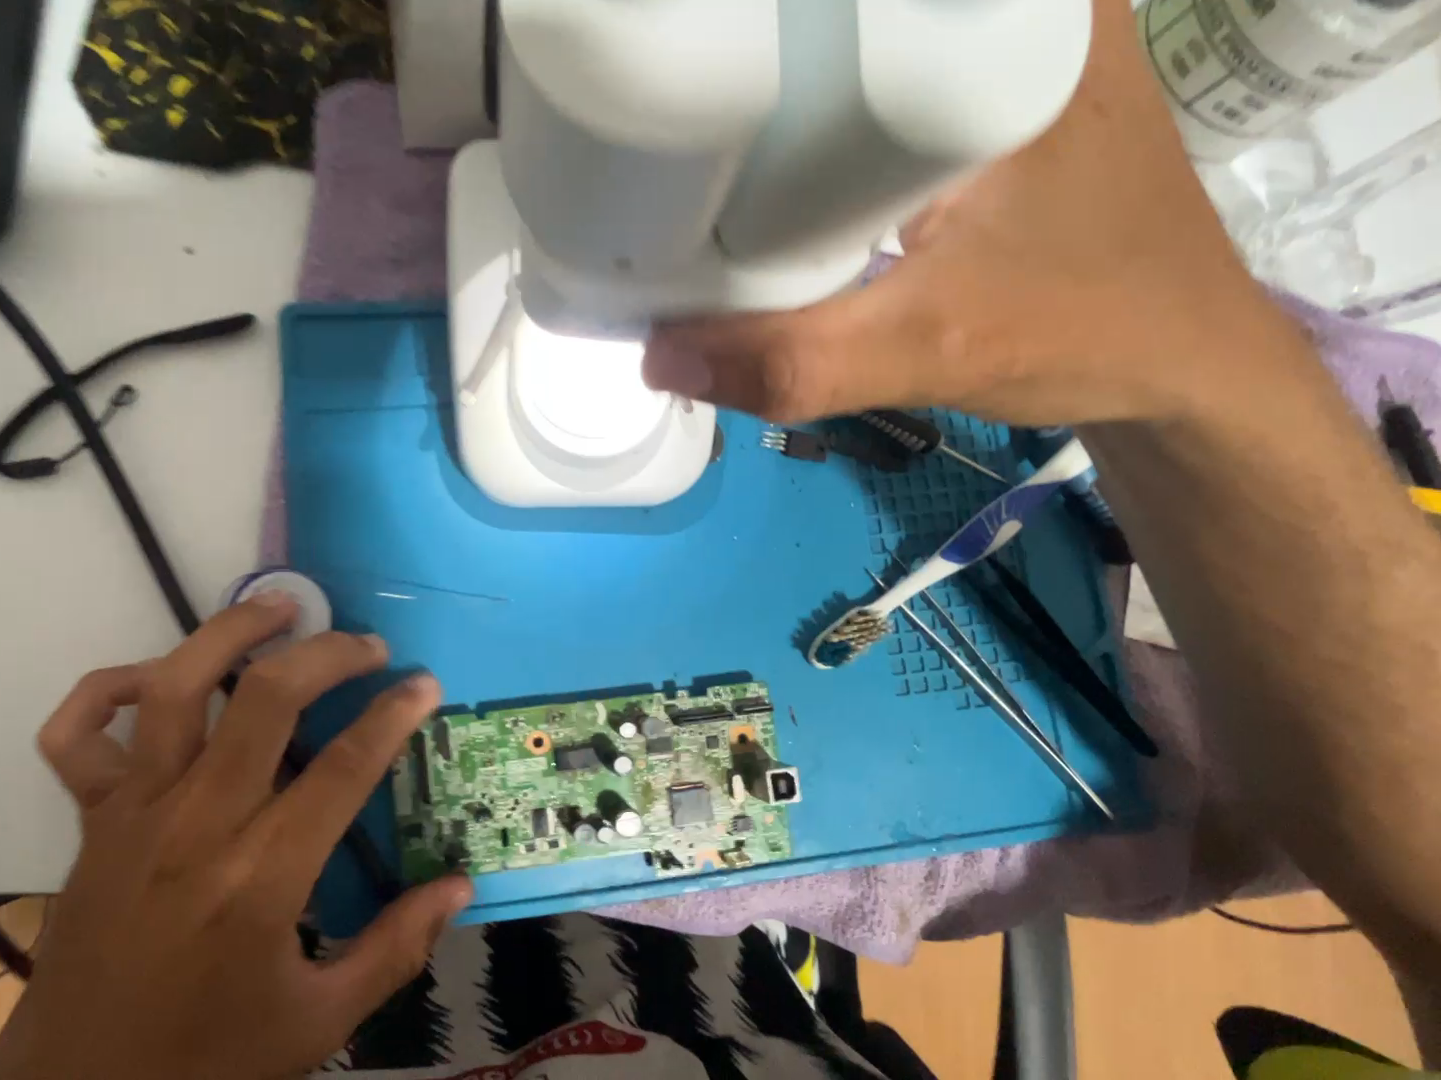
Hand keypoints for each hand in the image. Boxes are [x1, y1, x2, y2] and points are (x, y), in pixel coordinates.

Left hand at [0, 592, 472, 1079]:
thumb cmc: (208, 1056)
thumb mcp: (319, 1020)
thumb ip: (396, 949)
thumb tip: (459, 885)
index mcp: (261, 879)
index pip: (341, 769)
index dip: (392, 716)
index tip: (423, 685)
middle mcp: (196, 825)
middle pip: (264, 702)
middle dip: (326, 655)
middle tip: (366, 645)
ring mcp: (133, 812)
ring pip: (173, 689)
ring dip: (228, 633)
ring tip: (278, 605)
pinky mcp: (90, 816)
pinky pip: (76, 731)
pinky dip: (106, 687)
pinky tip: (156, 676)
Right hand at [642, 0, 1308, 427]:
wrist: (1177, 371)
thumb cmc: (1085, 335)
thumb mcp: (930, 349)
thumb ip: (794, 361)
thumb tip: (657, 355)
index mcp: (1023, 27)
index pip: (852, 10)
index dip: (755, 22)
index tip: (671, 42)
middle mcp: (1023, 18)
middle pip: (850, 24)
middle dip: (761, 50)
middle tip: (671, 85)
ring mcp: (1011, 60)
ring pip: (871, 52)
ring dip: (792, 89)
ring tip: (701, 123)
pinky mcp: (991, 112)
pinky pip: (888, 92)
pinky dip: (825, 125)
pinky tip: (774, 163)